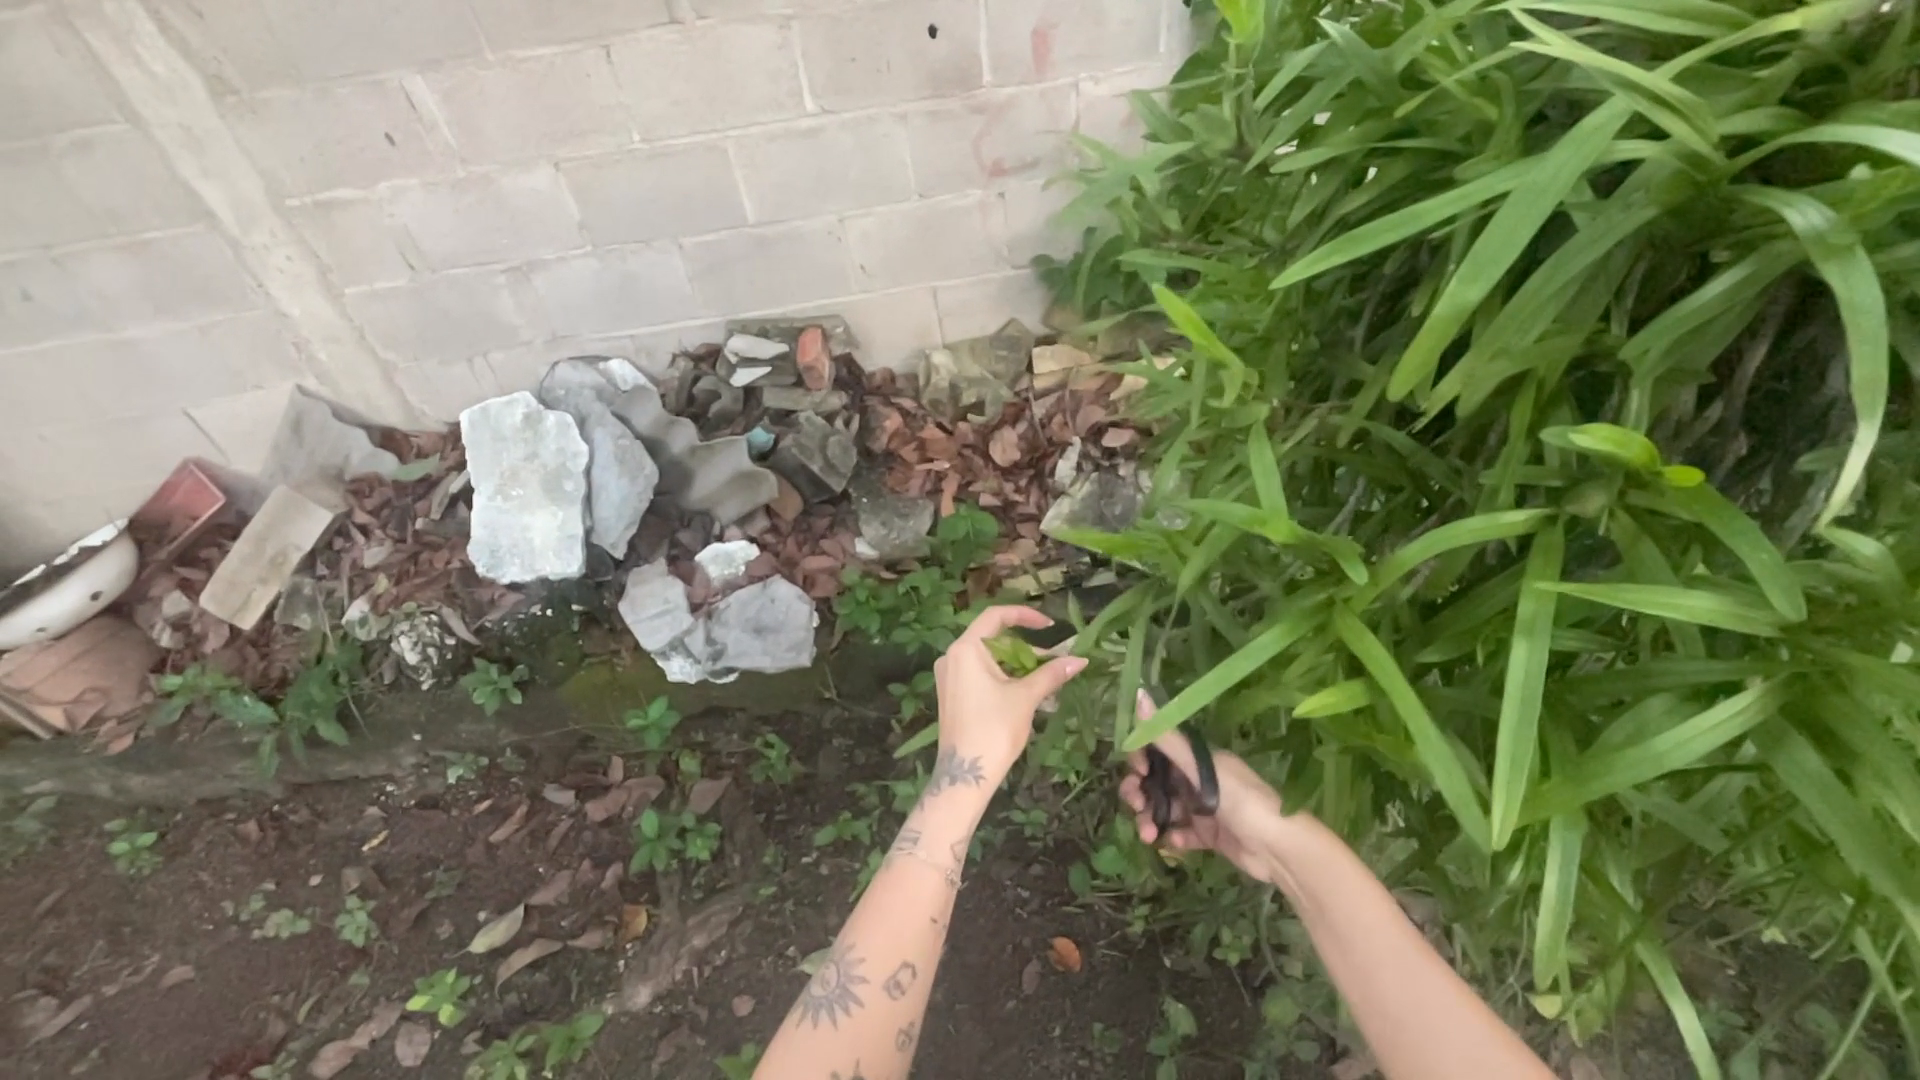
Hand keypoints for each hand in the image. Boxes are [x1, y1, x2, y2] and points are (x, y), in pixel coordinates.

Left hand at [931, 607, 1087, 785]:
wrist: (966, 774)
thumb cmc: (994, 729)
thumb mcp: (1026, 697)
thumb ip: (1051, 673)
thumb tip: (1080, 659)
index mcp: (965, 649)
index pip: (996, 616)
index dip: (1025, 616)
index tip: (1050, 625)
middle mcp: (952, 657)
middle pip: (993, 638)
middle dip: (1026, 647)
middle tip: (1054, 659)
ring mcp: (950, 676)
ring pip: (989, 659)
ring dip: (1018, 664)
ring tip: (1048, 678)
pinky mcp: (953, 694)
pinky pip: (981, 674)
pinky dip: (1005, 677)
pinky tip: (1028, 691)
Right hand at [1120, 690, 1290, 883]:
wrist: (1278, 847)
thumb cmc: (1242, 798)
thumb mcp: (1200, 766)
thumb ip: (1167, 737)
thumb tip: (1139, 693)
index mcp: (1198, 759)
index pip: (1159, 752)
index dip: (1142, 761)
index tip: (1139, 773)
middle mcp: (1198, 780)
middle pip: (1156, 782)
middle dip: (1139, 793)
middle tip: (1136, 806)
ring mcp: (1203, 808)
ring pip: (1165, 809)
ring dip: (1150, 820)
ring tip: (1148, 836)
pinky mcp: (1208, 835)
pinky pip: (1181, 833)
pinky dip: (1172, 837)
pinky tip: (1172, 843)